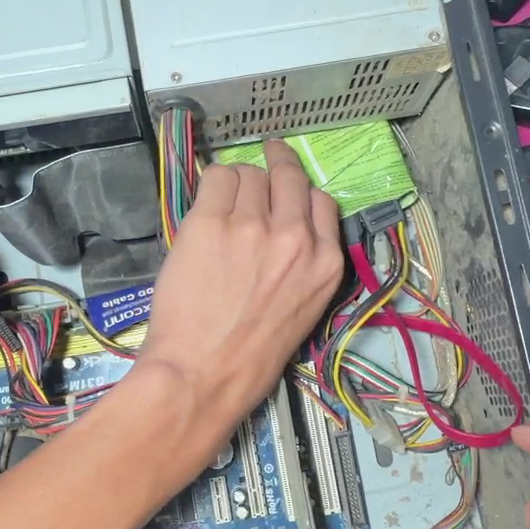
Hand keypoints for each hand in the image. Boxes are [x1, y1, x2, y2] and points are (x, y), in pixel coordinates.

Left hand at [138, 139, 344, 428]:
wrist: (203, 375)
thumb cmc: (251, 359)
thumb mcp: (303, 312)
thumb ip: (303, 266)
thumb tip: (284, 230)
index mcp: (326, 263)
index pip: (323, 203)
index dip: (302, 192)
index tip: (288, 188)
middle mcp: (295, 237)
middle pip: (289, 178)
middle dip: (275, 166)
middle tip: (265, 154)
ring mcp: (252, 226)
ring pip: (249, 174)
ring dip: (238, 182)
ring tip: (224, 201)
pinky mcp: (210, 222)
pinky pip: (216, 178)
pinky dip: (213, 184)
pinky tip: (207, 200)